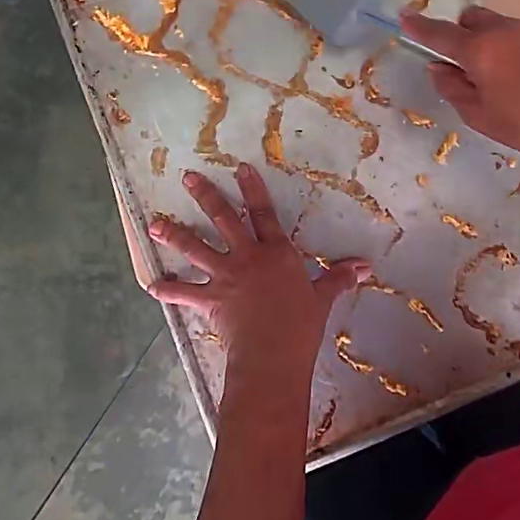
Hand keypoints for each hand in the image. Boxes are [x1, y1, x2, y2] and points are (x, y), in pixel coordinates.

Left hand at [147, 163, 369, 375]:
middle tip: (187, 177)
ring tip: (154, 223)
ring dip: (174, 235)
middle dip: (205, 196)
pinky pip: (184, 293)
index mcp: (275, 253)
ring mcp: (225, 276)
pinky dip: (168, 289)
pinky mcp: (210, 299)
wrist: (273, 352)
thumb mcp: (323, 298)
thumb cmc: (301, 324)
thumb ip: (341, 277)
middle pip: (224, 219)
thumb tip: (367, 266)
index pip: (264, 214)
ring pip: (195, 248)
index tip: (240, 168)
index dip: (253, 189)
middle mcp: (247, 257)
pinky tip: (151, 284)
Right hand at [401, 6, 519, 166]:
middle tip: (468, 65)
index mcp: (479, 51)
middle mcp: (503, 30)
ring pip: (500, 25)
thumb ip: (451, 88)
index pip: (440, 34)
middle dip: (463, 33)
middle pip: (472, 18)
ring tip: (504, 78)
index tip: (404, 17)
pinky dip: (517, 48)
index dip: (419, 26)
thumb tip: (437, 68)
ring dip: (492, 42)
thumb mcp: (478, 116)